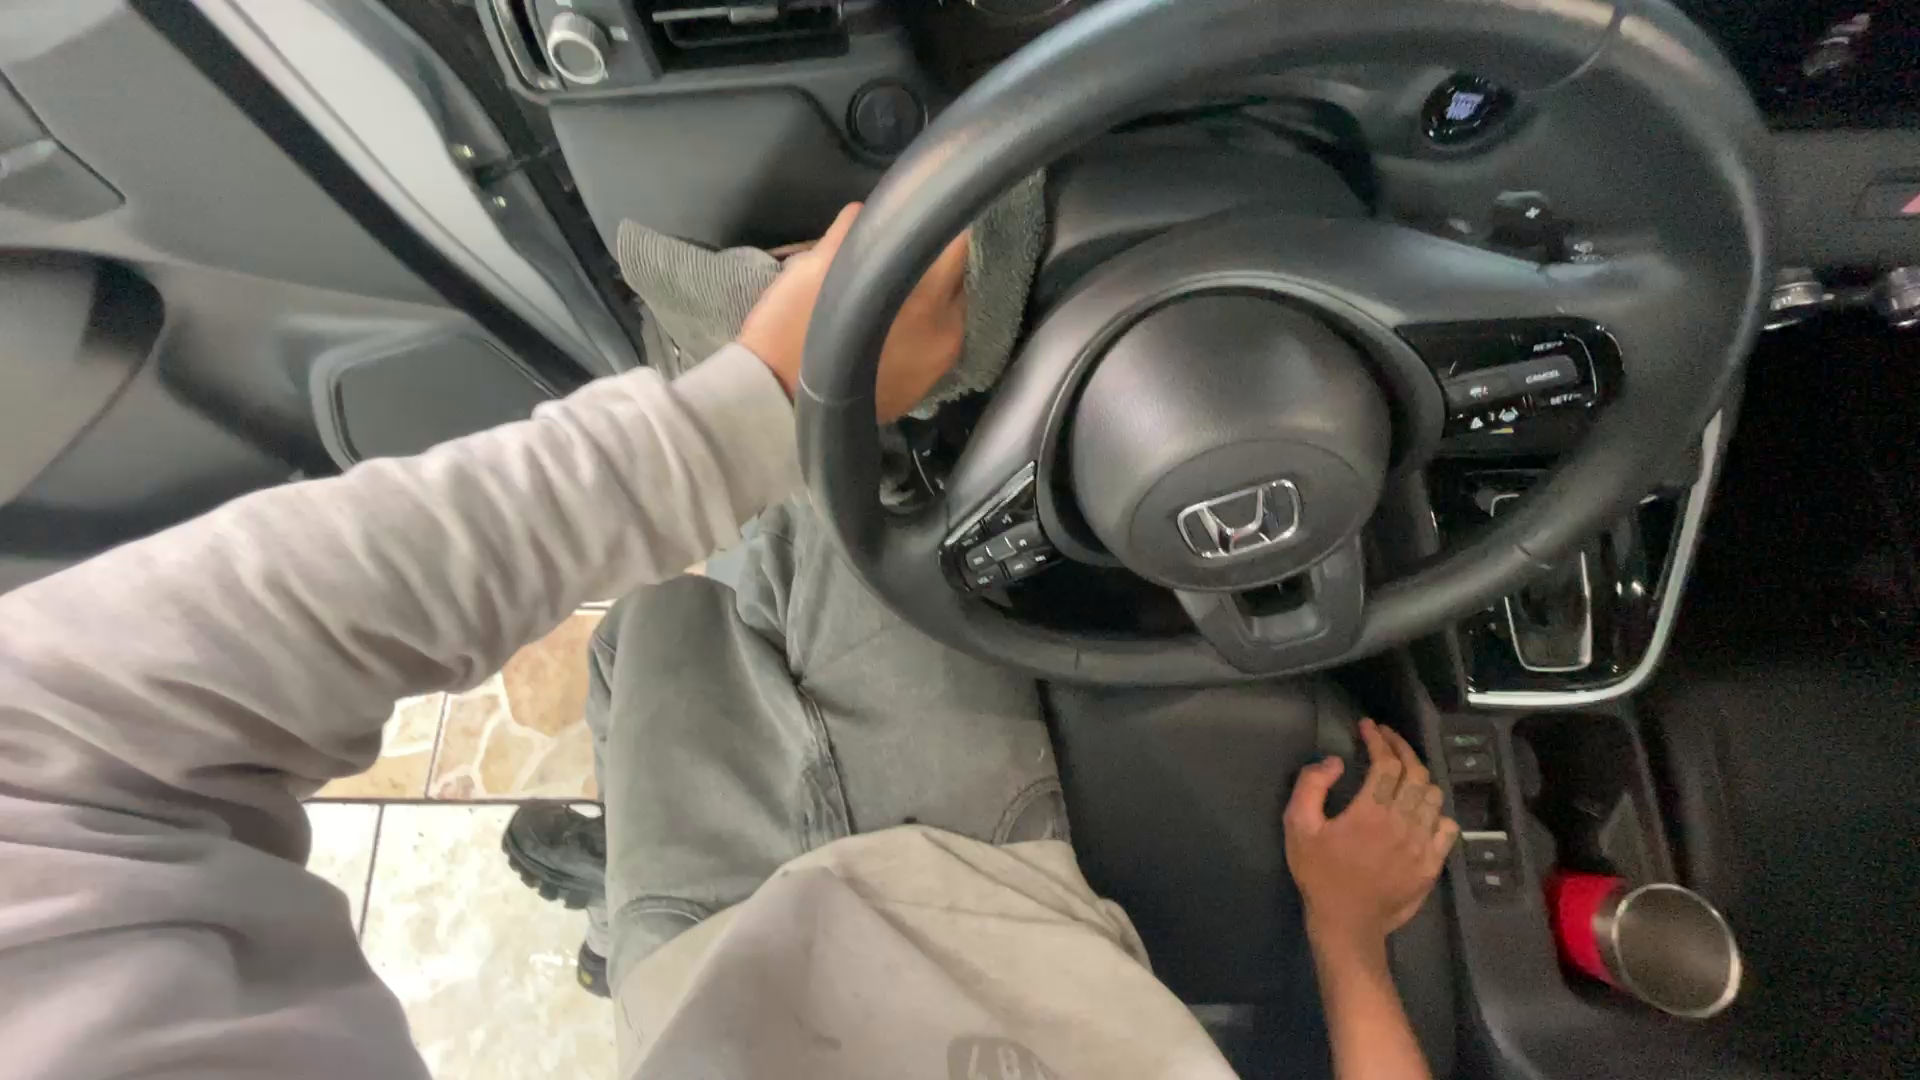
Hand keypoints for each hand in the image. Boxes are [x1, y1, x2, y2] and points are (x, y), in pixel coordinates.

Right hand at [737, 203, 969, 421]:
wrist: (779, 405)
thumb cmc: (793, 332)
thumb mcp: (815, 266)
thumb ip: (853, 232)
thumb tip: (870, 213)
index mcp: (930, 298)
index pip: (957, 245)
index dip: (936, 224)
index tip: (917, 214)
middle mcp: (947, 333)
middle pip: (956, 280)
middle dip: (932, 263)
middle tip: (896, 255)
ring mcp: (939, 366)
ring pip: (946, 313)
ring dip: (928, 298)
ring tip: (890, 294)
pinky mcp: (925, 388)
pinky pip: (933, 343)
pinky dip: (920, 329)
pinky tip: (889, 327)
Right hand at [1284, 718, 1458, 957]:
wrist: (1347, 923)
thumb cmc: (1318, 871)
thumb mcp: (1297, 825)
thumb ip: (1310, 786)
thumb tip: (1334, 762)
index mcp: (1371, 812)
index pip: (1386, 764)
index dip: (1379, 739)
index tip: (1367, 726)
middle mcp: (1403, 824)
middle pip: (1416, 774)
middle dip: (1402, 748)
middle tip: (1386, 737)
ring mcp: (1423, 845)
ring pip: (1434, 797)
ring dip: (1419, 775)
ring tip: (1401, 768)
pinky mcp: (1433, 863)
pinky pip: (1447, 826)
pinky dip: (1435, 809)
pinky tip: (1419, 806)